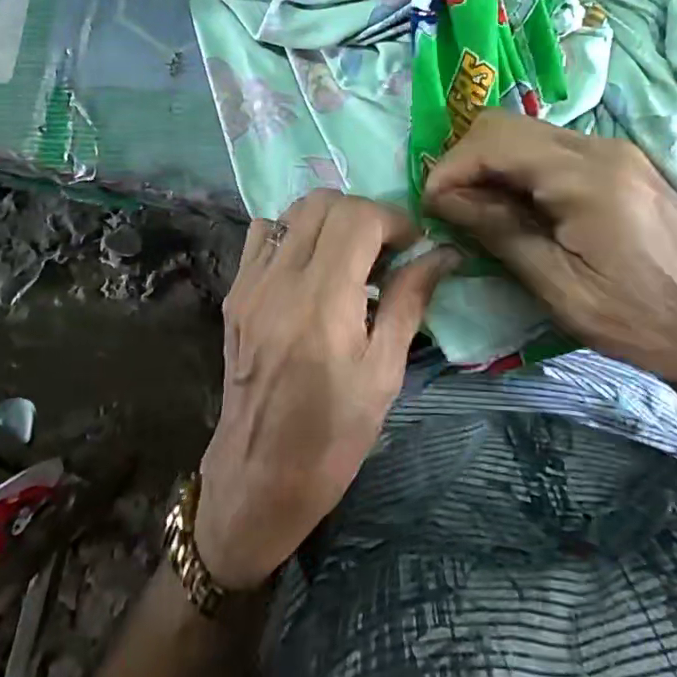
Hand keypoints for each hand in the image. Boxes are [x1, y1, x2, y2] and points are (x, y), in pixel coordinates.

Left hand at [196, 191, 459, 589]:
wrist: (260, 473)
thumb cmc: (333, 436)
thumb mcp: (384, 373)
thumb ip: (410, 301)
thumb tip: (442, 253)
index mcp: (323, 302)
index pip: (357, 217)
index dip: (394, 219)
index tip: (412, 245)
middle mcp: (280, 281)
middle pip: (322, 202)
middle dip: (363, 214)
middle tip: (385, 251)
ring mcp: (250, 284)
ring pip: (290, 211)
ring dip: (328, 220)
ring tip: (349, 258)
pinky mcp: (234, 294)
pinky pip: (263, 236)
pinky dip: (293, 235)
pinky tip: (310, 269)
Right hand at [422, 110, 676, 404]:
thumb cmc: (646, 320)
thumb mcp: (562, 288)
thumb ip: (499, 232)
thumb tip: (444, 198)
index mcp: (587, 175)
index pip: (493, 140)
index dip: (450, 167)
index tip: (430, 208)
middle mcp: (600, 148)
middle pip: (506, 125)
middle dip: (465, 162)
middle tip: (450, 211)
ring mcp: (615, 153)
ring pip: (527, 135)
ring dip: (490, 167)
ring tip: (478, 215)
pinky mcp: (622, 167)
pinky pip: (551, 152)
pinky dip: (519, 172)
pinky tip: (518, 211)